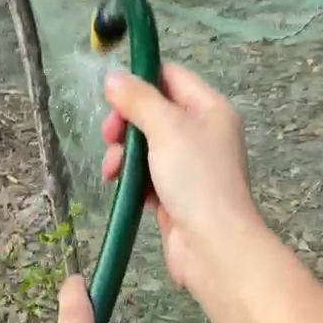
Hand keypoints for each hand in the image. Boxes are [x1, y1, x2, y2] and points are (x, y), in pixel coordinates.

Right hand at [102, 63, 263, 290]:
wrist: (213, 246)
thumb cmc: (197, 181)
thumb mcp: (167, 129)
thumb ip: (139, 100)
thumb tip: (114, 77)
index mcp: (210, 109)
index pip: (171, 78)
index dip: (140, 82)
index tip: (112, 98)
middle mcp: (202, 135)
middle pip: (155, 114)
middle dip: (127, 124)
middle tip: (109, 137)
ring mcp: (189, 169)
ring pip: (147, 149)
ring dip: (124, 155)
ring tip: (111, 171)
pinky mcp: (175, 198)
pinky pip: (147, 179)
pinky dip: (131, 180)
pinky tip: (117, 186)